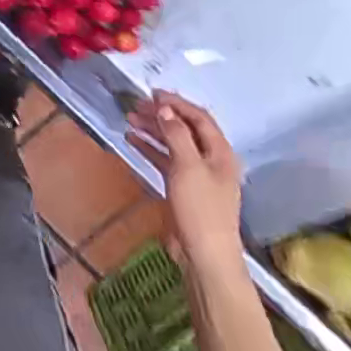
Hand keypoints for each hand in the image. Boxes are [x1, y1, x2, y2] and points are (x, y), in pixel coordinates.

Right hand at [130, 91, 290, 350]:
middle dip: (162, 115)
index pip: (199, 117)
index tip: (153, 93)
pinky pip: (166, 160)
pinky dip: (151, 149)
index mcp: (220, 152)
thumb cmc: (200, 208)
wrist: (204, 256)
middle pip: (185, 129)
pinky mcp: (183, 189)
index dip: (177, 103)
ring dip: (154, 129)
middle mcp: (210, 159)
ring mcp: (197, 175)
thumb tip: (166, 110)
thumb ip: (177, 135)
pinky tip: (133, 140)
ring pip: (174, 143)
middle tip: (137, 105)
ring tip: (130, 118)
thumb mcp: (188, 166)